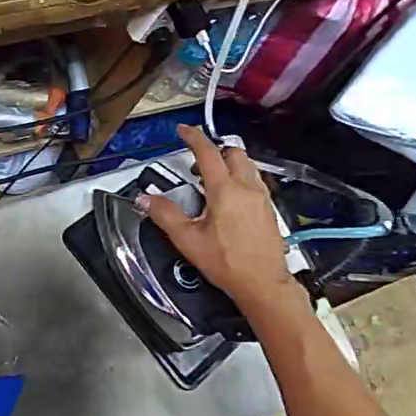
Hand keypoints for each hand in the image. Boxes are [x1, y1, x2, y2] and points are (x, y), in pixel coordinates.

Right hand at [139, 125, 302, 312]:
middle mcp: (247, 187)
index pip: (207, 152)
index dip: (193, 137)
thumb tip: (146, 199)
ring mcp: (262, 197)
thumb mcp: (188, 240)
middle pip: (233, 152)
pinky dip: (241, 179)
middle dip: (215, 151)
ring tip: (212, 182)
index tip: (183, 131)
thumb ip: (165, 215)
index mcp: (225, 190)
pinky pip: (256, 181)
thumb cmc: (228, 263)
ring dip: (229, 164)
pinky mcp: (269, 209)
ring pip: (247, 165)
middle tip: (197, 164)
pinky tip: (231, 199)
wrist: (263, 283)